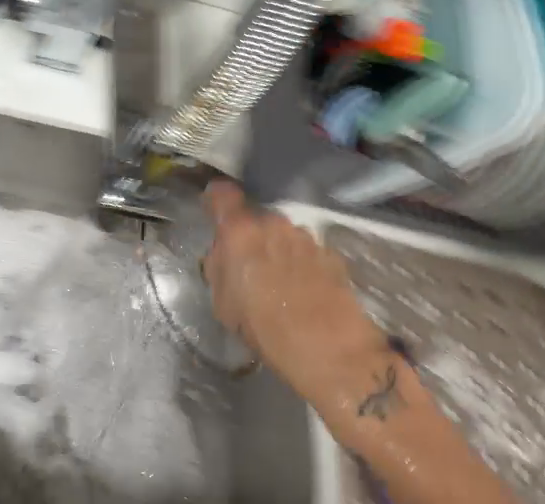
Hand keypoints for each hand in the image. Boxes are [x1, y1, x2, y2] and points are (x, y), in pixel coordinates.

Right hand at [202, 180, 390, 408]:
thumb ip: (218, 266)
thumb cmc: (265, 328)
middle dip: (250, 235)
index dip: (216, 199)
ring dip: (277, 249)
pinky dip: (301, 263)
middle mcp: (273, 224)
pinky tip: (304, 290)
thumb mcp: (222, 303)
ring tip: (280, 282)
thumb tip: (223, 253)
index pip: (222, 194)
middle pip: (255, 218)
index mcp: (240, 231)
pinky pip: (305, 251)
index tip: (213, 211)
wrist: (331, 350)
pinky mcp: (330, 254)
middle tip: (248, 264)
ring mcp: (305, 237)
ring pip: (282, 234)